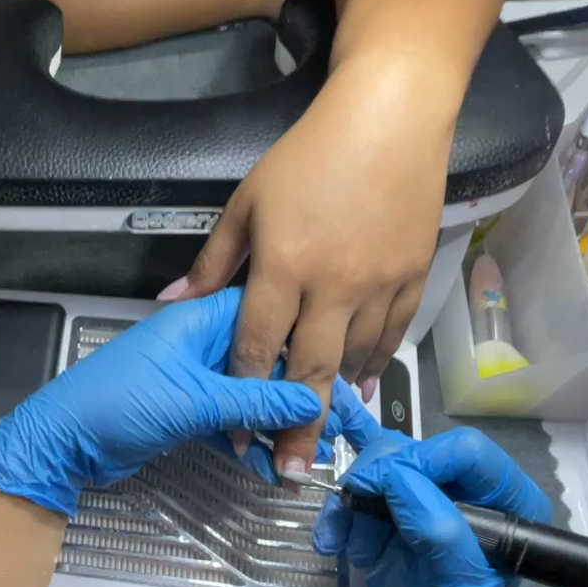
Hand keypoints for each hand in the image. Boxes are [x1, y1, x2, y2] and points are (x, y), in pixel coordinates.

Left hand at [0, 289, 323, 515]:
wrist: (63, 442)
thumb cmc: (117, 404)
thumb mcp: (191, 400)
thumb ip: (253, 401)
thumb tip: (312, 402)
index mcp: (200, 320)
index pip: (270, 320)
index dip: (308, 346)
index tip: (342, 378)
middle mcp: (203, 343)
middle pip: (267, 363)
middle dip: (298, 398)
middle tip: (335, 430)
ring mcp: (196, 378)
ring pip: (252, 396)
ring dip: (276, 428)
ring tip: (305, 460)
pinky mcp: (188, 410)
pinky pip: (232, 420)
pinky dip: (250, 442)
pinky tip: (272, 467)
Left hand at [162, 60, 449, 481]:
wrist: (394, 114)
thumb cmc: (307, 157)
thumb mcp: (245, 204)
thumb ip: (211, 262)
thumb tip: (172, 299)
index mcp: (283, 268)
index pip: (255, 346)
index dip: (242, 393)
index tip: (236, 434)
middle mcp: (333, 286)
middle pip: (310, 370)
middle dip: (297, 426)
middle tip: (294, 471)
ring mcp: (380, 283)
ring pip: (356, 357)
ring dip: (337, 399)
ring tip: (325, 437)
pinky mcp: (415, 274)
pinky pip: (394, 333)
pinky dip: (377, 362)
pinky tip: (363, 385)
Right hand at [313, 393, 550, 586]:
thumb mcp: (454, 580)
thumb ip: (436, 527)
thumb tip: (393, 476)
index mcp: (504, 499)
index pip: (464, 451)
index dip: (418, 460)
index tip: (375, 487)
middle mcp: (465, 485)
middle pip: (410, 450)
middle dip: (372, 483)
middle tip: (350, 513)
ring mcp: (424, 489)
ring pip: (375, 463)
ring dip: (349, 502)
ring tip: (344, 544)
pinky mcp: (391, 497)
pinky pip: (358, 478)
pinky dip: (338, 503)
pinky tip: (333, 535)